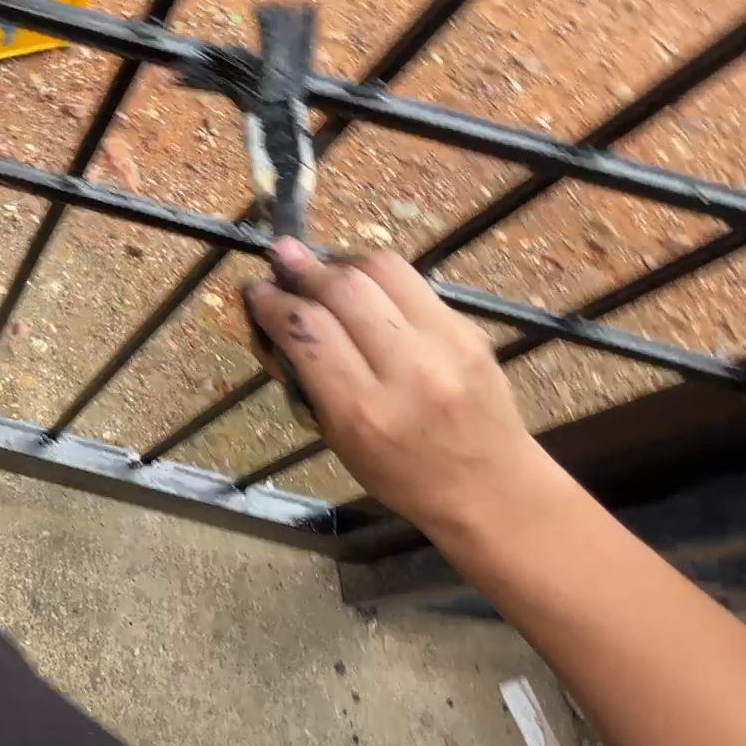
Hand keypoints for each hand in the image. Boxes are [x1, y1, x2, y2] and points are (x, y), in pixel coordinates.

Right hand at [244, 238, 555, 537]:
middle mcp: (408, 370)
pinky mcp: (470, 329)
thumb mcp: (333, 435)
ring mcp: (448, 343)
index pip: (306, 330)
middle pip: (344, 289)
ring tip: (323, 271)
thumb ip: (302, 373)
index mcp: (361, 409)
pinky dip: (376, 279)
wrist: (491, 487)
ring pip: (383, 269)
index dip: (272, 301)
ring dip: (342, 262)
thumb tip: (270, 313)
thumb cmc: (395, 471)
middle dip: (303, 269)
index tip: (254, 290)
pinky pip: (412, 284)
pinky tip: (363, 290)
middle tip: (281, 259)